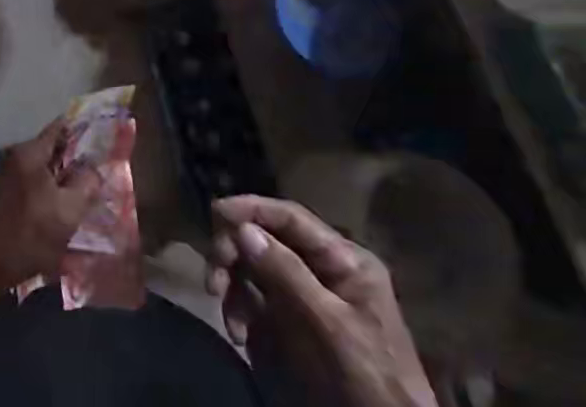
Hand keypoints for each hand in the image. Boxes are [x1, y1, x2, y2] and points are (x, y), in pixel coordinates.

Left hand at [0, 120, 103, 299]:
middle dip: (75, 158)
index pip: (59, 128)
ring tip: (86, 189)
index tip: (101, 136)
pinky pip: (35, 182)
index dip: (81, 129)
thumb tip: (93, 167)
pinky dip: (50, 189)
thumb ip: (86, 183)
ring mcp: (8, 174)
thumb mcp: (69, 210)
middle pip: (53, 149)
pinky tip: (65, 205)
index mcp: (30, 153)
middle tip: (100, 168)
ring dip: (64, 177)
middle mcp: (16, 156)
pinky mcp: (6, 193)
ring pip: (45, 168)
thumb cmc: (30, 234)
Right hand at [207, 195, 436, 406]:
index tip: (216, 211)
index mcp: (343, 258)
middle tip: (215, 281)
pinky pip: (255, 298)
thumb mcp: (331, 324)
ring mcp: (306, 292)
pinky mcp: (292, 318)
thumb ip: (287, 273)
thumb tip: (243, 229)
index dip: (252, 208)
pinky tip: (239, 334)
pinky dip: (240, 310)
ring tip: (230, 320)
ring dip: (233, 286)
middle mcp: (323, 267)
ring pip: (254, 266)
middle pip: (266, 239)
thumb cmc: (371, 377)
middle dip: (235, 254)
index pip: (290, 217)